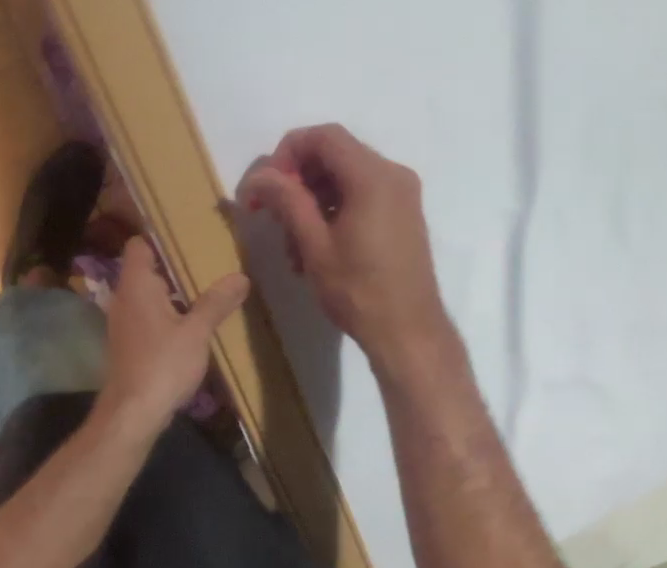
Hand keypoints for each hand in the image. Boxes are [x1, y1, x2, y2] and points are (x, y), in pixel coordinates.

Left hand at [97, 236, 249, 435]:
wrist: (133, 412)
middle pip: (146, 270)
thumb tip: (240, 277)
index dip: (161, 238)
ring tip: (205, 293)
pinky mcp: (127, 345)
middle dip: (174, 268)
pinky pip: (147, 319)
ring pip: (147, 297)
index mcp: (136, 284)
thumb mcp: (197, 332)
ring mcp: (122, 323)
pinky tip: (190, 326)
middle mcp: (123, 298)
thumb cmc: (163, 364)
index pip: (140, 244)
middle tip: (207, 265)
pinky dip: (165, 317)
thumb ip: (216, 302)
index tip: (189, 239)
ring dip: (172, 295)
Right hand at [237, 124, 454, 370]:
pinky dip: (334, 213)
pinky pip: (362, 198)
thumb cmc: (358, 292)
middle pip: (334, 156)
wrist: (407, 331)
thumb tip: (259, 177)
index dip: (285, 155)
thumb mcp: (315, 247)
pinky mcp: (403, 216)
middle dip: (297, 182)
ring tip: (293, 248)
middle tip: (272, 220)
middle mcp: (392, 174)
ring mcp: (402, 195)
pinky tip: (316, 251)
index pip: (322, 137)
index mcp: (372, 176)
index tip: (264, 190)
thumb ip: (287, 202)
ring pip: (345, 179)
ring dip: (312, 203)